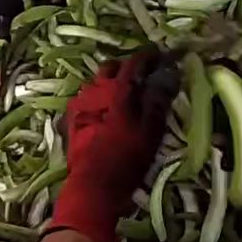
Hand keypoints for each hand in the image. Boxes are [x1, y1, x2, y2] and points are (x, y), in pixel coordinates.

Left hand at [52, 50, 171, 241]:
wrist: (93, 186)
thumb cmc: (127, 158)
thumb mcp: (151, 130)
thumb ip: (158, 99)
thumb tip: (169, 73)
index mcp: (118, 88)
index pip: (135, 61)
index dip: (150, 56)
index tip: (162, 55)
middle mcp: (96, 89)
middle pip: (112, 66)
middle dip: (128, 66)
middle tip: (144, 76)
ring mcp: (80, 103)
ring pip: (97, 81)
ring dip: (112, 81)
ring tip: (126, 93)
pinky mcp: (72, 118)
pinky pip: (86, 97)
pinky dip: (99, 96)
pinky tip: (107, 109)